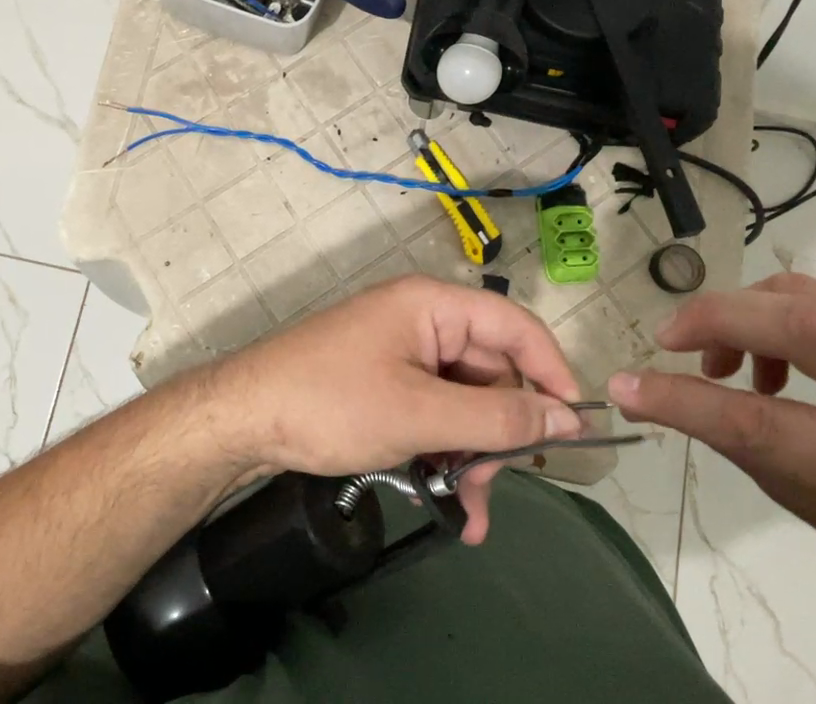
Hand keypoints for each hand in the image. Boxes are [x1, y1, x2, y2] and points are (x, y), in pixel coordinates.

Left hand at [208, 275, 583, 544]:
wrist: (241, 420)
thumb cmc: (332, 403)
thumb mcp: (420, 415)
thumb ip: (496, 418)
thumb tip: (564, 419)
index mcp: (432, 306)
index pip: (515, 328)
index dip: (551, 374)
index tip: (574, 430)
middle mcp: (422, 323)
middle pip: (492, 374)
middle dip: (500, 434)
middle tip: (493, 485)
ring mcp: (402, 357)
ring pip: (464, 405)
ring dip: (472, 457)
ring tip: (467, 510)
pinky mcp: (385, 388)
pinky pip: (434, 417)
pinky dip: (444, 456)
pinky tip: (447, 505)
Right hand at [607, 273, 815, 602]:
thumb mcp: (796, 494)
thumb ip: (719, 431)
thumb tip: (634, 389)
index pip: (768, 421)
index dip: (686, 400)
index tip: (625, 385)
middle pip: (804, 325)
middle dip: (718, 319)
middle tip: (671, 341)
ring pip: (807, 295)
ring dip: (745, 318)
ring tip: (728, 366)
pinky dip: (777, 317)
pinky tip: (774, 360)